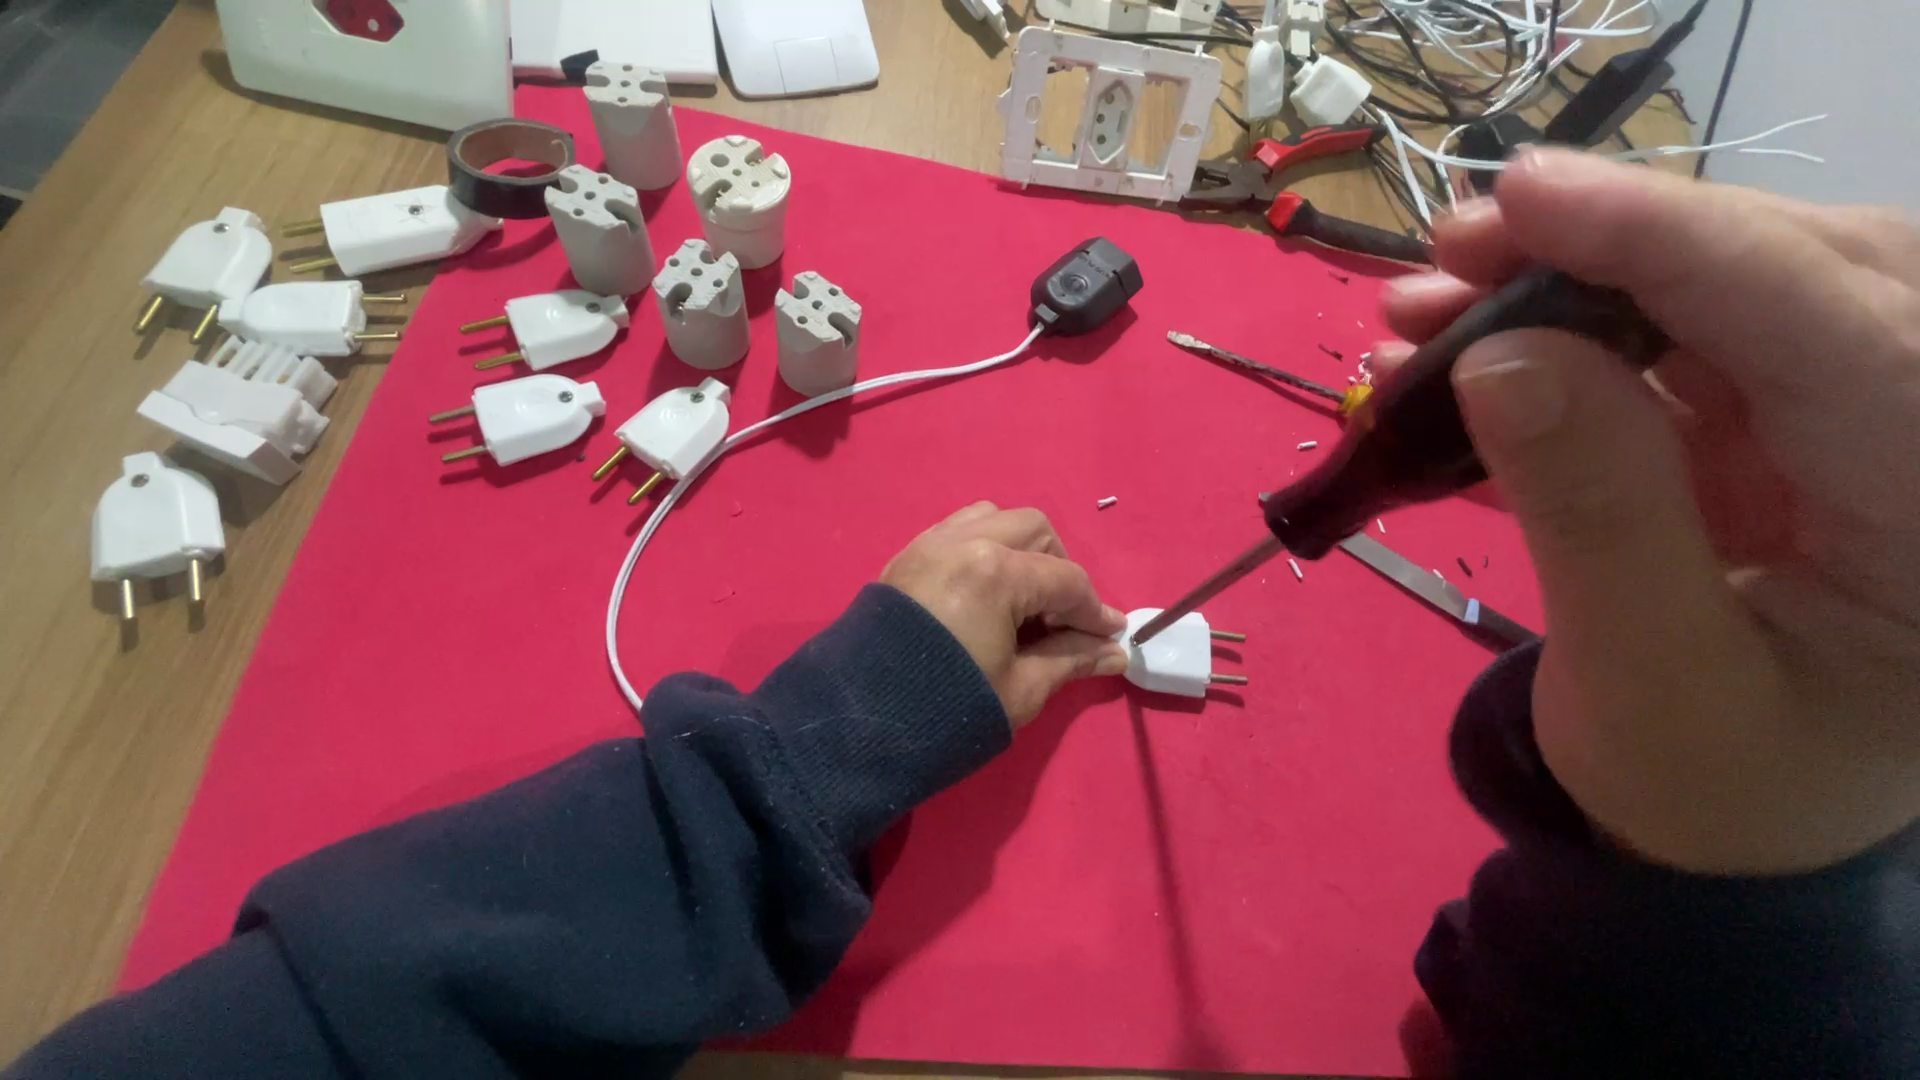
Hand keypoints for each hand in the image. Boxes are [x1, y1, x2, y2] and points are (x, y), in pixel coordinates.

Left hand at [881, 502, 1128, 727]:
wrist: (857, 725)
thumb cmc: (947, 709)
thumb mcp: (1020, 689)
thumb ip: (1071, 660)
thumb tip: (1115, 650)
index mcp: (996, 571)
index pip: (1066, 580)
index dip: (1094, 612)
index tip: (1109, 638)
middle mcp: (964, 542)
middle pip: (1034, 530)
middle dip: (1058, 568)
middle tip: (1059, 617)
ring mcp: (930, 544)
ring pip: (992, 518)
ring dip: (1019, 548)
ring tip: (1020, 599)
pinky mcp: (906, 556)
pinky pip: (956, 530)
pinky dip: (982, 547)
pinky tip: (984, 592)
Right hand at [1377, 148, 1919, 874]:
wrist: (1709, 829)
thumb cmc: (1699, 782)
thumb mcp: (1646, 672)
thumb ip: (1591, 513)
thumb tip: (1496, 361)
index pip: (1841, 325)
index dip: (1675, 242)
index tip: (1522, 193)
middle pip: (1793, 276)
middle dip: (1611, 248)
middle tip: (1456, 251)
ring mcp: (1837, 437)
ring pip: (1711, 302)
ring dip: (1557, 290)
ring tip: (1423, 307)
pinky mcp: (1753, 443)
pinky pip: (1653, 361)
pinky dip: (1544, 350)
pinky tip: (1445, 362)